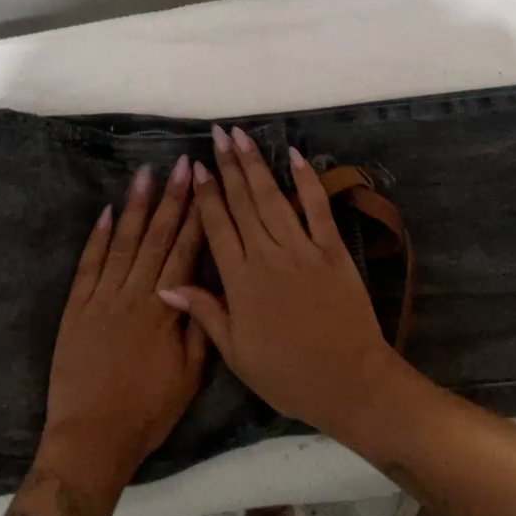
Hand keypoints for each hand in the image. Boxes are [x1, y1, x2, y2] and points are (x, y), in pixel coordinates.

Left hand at [42, 157, 207, 483]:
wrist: (91, 437)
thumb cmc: (147, 411)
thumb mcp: (189, 378)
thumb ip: (200, 328)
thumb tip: (207, 284)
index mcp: (165, 309)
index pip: (185, 252)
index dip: (195, 216)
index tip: (203, 185)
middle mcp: (134, 294)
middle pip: (156, 238)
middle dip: (171, 198)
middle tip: (180, 164)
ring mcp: (102, 297)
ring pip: (123, 242)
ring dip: (135, 206)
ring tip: (145, 173)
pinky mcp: (75, 307)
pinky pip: (89, 264)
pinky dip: (98, 237)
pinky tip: (107, 211)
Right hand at [158, 126, 406, 438]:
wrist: (349, 381)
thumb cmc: (288, 374)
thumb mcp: (237, 353)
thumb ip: (205, 312)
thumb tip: (166, 285)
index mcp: (240, 281)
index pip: (217, 226)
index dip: (206, 194)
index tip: (198, 166)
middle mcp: (267, 255)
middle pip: (242, 203)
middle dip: (228, 165)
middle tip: (218, 134)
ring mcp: (302, 249)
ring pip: (273, 198)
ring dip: (256, 165)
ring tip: (242, 136)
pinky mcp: (333, 250)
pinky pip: (317, 208)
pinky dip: (307, 180)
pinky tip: (295, 156)